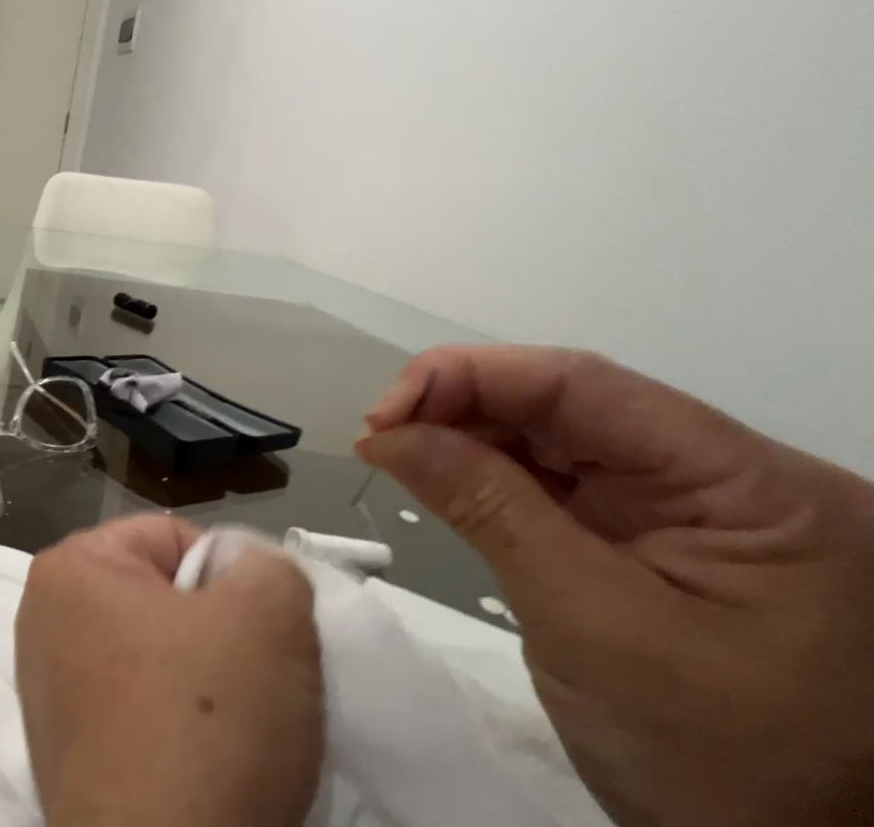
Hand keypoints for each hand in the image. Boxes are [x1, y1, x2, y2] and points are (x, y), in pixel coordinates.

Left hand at [15, 515, 322, 826]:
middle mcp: (41, 618)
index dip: (232, 577)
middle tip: (257, 679)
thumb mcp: (270, 614)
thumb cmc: (208, 724)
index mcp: (69, 568)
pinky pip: (137, 710)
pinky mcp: (65, 749)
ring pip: (154, 657)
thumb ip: (269, 566)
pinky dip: (177, 727)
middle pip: (162, 598)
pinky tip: (208, 762)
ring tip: (237, 727)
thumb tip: (248, 574)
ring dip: (204, 683)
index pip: (173, 538)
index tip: (259, 633)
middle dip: (220, 631)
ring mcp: (47, 688)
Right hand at [357, 346, 873, 825]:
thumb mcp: (588, 622)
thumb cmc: (708, 751)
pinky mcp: (656, 538)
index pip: (587, 387)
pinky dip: (491, 476)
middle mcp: (728, 477)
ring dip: (468, 438)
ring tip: (396, 455)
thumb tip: (388, 434)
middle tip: (378, 439)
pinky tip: (442, 477)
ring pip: (558, 437)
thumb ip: (488, 509)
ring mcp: (694, 508)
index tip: (383, 415)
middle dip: (461, 407)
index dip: (470, 377)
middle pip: (571, 404)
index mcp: (752, 485)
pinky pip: (562, 482)